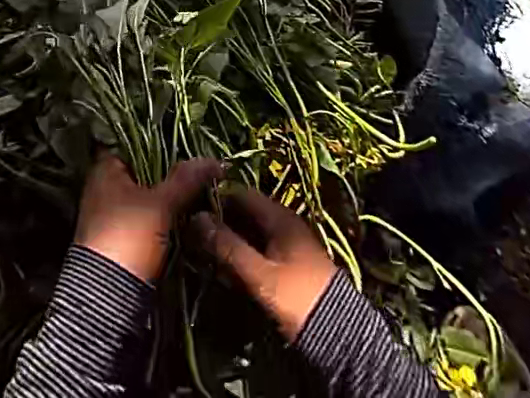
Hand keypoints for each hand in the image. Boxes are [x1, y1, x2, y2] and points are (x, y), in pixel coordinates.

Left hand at [75, 152, 221, 281]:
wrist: (107, 298)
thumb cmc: (128, 237)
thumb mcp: (160, 204)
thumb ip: (185, 179)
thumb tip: (215, 160)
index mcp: (105, 168)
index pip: (134, 141)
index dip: (161, 139)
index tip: (188, 143)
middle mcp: (104, 184)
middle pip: (143, 167)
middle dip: (170, 170)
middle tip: (201, 168)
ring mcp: (111, 210)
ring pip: (147, 192)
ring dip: (169, 193)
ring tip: (200, 188)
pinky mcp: (121, 234)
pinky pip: (146, 213)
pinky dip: (164, 212)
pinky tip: (187, 212)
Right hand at [191, 187, 336, 341]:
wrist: (339, 335)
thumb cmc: (297, 297)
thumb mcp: (259, 274)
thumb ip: (228, 246)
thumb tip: (197, 218)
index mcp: (279, 216)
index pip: (240, 193)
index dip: (215, 198)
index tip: (190, 210)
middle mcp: (283, 223)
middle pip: (243, 213)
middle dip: (219, 223)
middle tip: (193, 236)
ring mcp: (286, 243)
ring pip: (249, 233)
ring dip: (228, 242)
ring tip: (203, 254)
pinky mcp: (287, 263)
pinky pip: (257, 250)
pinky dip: (240, 255)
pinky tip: (225, 270)